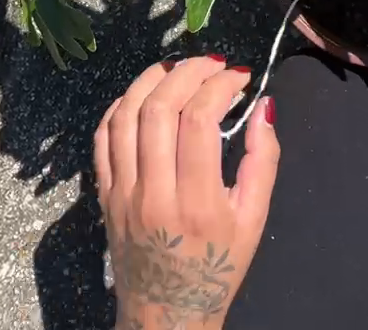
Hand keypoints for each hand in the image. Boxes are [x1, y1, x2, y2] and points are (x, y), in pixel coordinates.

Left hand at [97, 55, 278, 329]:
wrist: (166, 317)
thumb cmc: (217, 268)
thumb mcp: (254, 219)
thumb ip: (263, 160)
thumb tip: (264, 105)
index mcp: (195, 202)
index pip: (198, 120)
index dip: (220, 85)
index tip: (240, 76)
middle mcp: (152, 193)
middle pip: (159, 108)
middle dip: (188, 71)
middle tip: (212, 63)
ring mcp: (121, 193)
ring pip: (126, 114)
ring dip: (152, 78)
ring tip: (179, 67)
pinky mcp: (103, 194)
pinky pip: (103, 136)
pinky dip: (122, 105)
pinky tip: (145, 93)